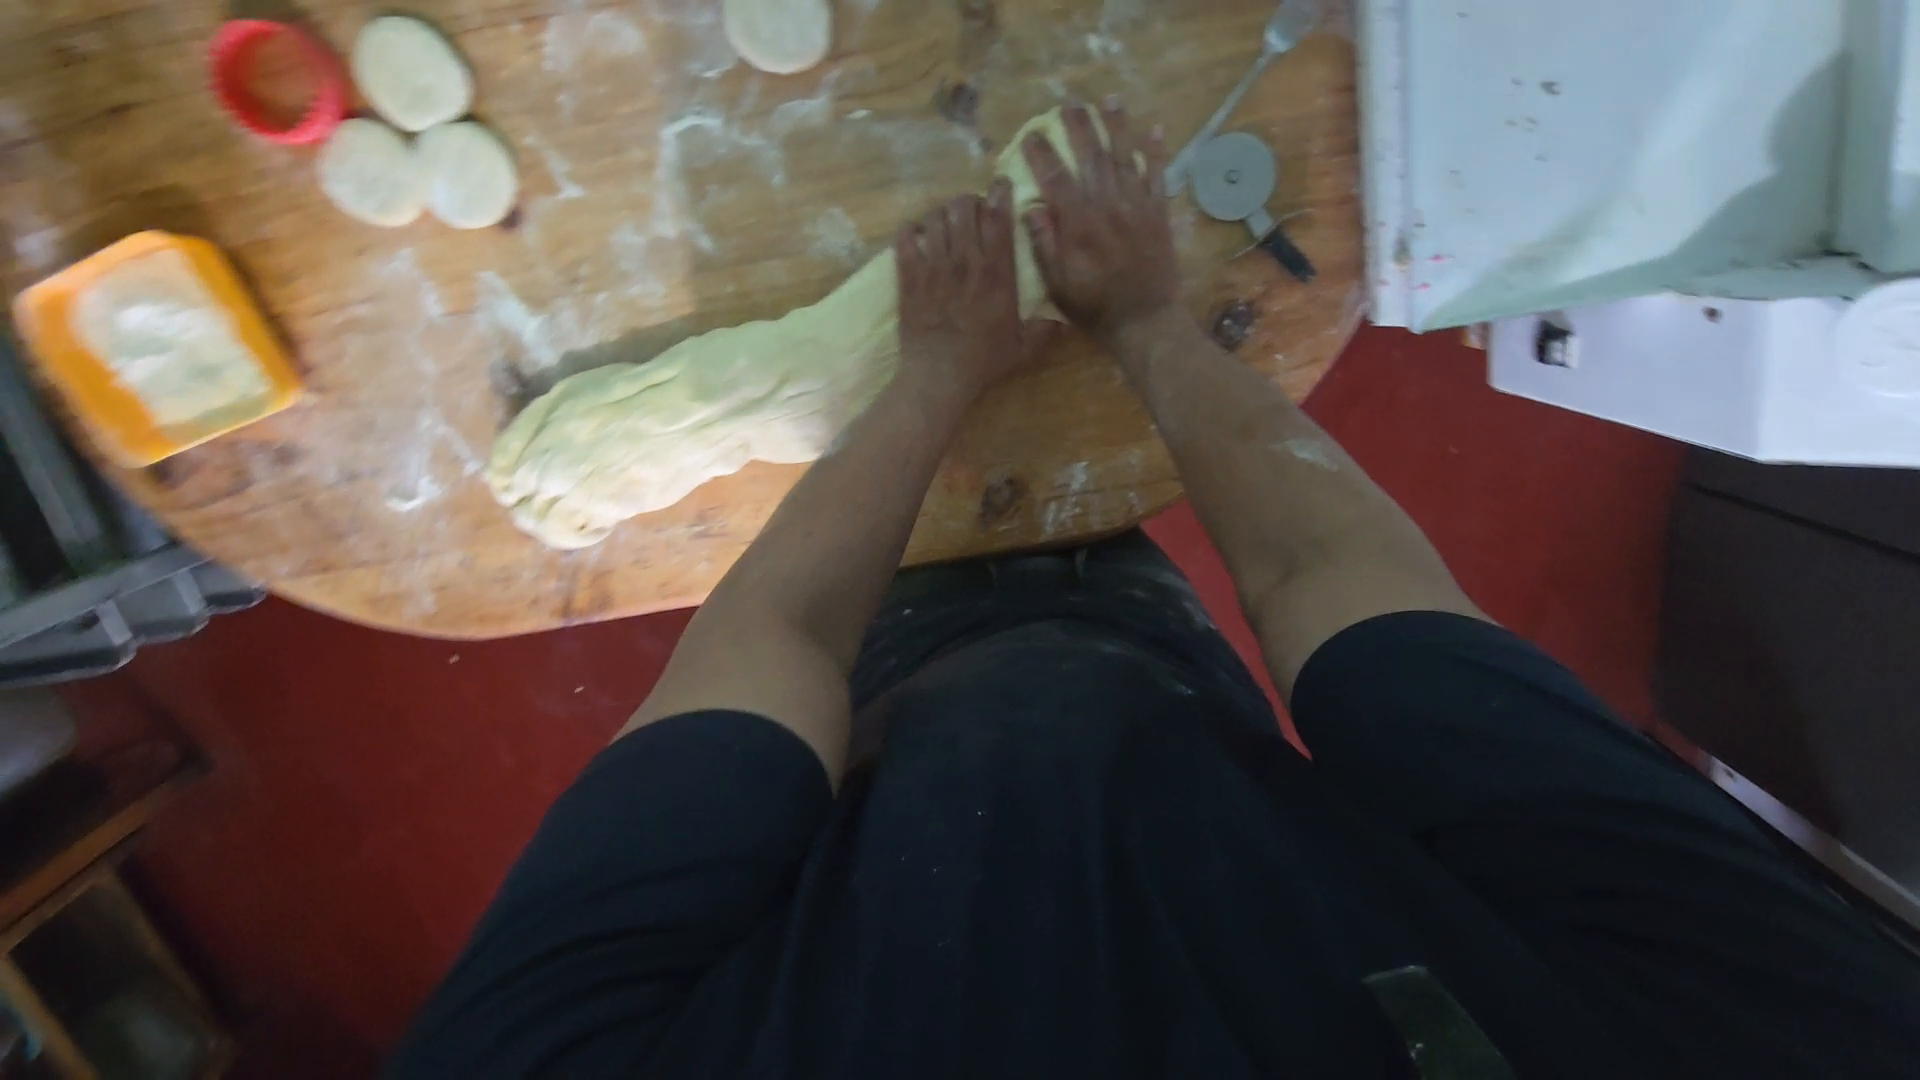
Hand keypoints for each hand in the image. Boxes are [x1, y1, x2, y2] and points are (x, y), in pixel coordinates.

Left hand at [895, 184, 1060, 410]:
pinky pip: (905, 239)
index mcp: (997, 274)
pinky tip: (916, 236)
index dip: (1000, 195)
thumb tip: (1066, 321)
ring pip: (935, 218)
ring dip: (941, 215)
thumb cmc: (983, 363)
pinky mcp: (909, 279)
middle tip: (971, 213)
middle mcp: (965, 263)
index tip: (1001, 187)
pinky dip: (911, 231)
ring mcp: (934, 268)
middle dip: (969, 203)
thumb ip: (1045, 331)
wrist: (938, 376)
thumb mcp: (1023, 350)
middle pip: (964, 208)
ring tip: (945, 225)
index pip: (999, 219)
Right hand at [1021, 99, 1179, 344]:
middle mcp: (1107, 207)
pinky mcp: (1157, 214)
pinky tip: (1153, 130)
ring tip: (1109, 101)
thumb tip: (1031, 208)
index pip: (1056, 179)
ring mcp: (1136, 207)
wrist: (1144, 320)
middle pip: (1091, 157)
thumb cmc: (1094, 307)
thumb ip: (1044, 245)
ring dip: (1116, 127)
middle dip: (1079, 127)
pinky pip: (1158, 176)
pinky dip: (1155, 152)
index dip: (1042, 154)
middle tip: (1068, 104)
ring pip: (1125, 157)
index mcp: (1078, 225)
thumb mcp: (1058, 285)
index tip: (1031, 135)